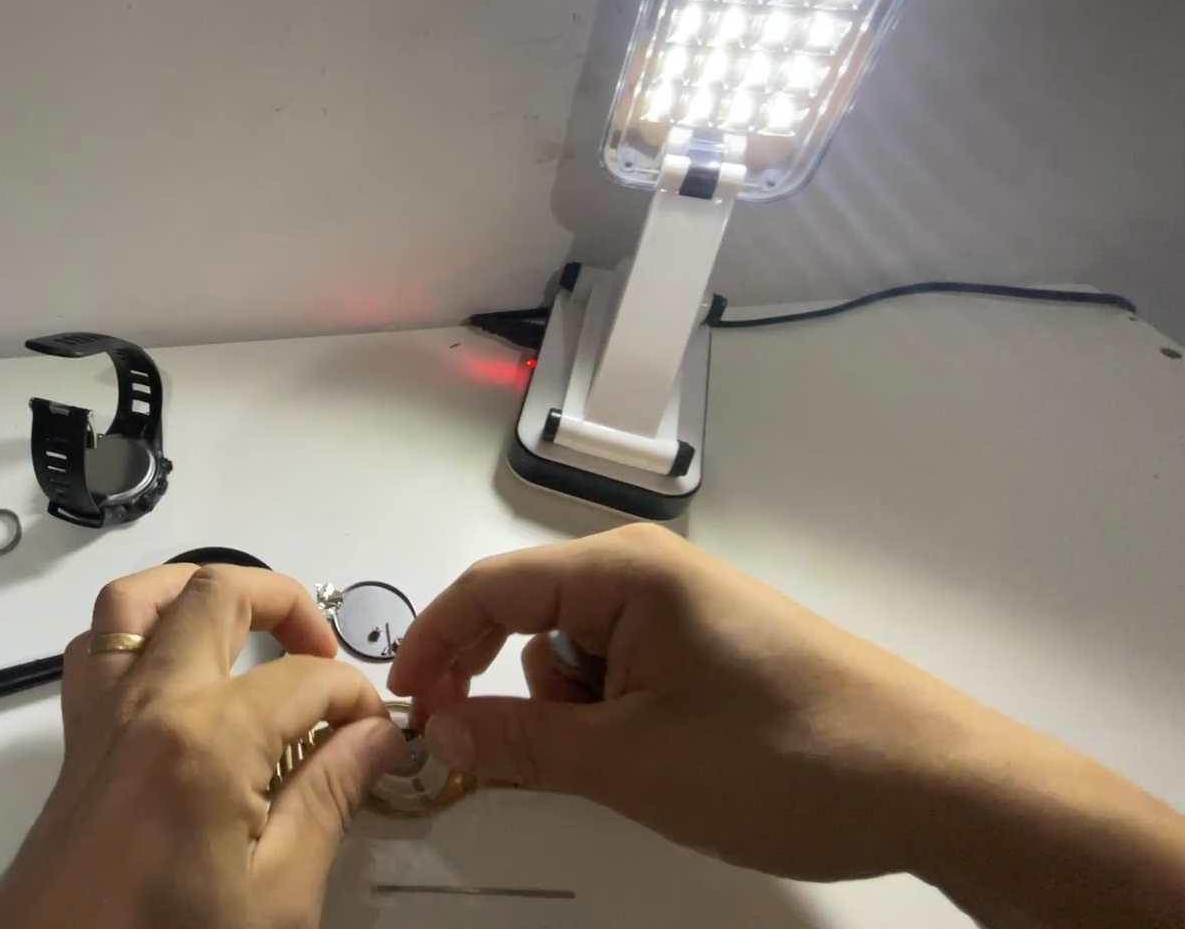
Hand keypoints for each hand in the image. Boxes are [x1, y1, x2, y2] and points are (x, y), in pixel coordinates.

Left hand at [0, 564, 406, 928]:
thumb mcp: (278, 897)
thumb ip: (329, 797)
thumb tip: (376, 735)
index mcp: (208, 739)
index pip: (305, 679)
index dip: (354, 697)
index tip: (374, 729)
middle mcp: (151, 698)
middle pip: (219, 593)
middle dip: (285, 602)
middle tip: (320, 654)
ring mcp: (104, 706)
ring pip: (140, 595)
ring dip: (199, 590)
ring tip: (244, 623)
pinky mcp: (77, 728)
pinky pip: (97, 642)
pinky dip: (139, 627)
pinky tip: (173, 662)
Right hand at [387, 524, 1014, 882]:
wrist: (956, 793)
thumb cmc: (789, 762)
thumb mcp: (634, 763)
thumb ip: (520, 742)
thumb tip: (437, 730)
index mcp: (621, 569)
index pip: (491, 587)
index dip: (436, 638)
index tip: (405, 694)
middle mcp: (639, 567)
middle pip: (525, 612)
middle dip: (501, 678)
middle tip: (479, 739)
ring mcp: (671, 600)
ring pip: (567, 645)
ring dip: (566, 703)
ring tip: (625, 755)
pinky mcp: (695, 634)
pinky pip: (612, 658)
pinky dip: (604, 705)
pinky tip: (656, 744)